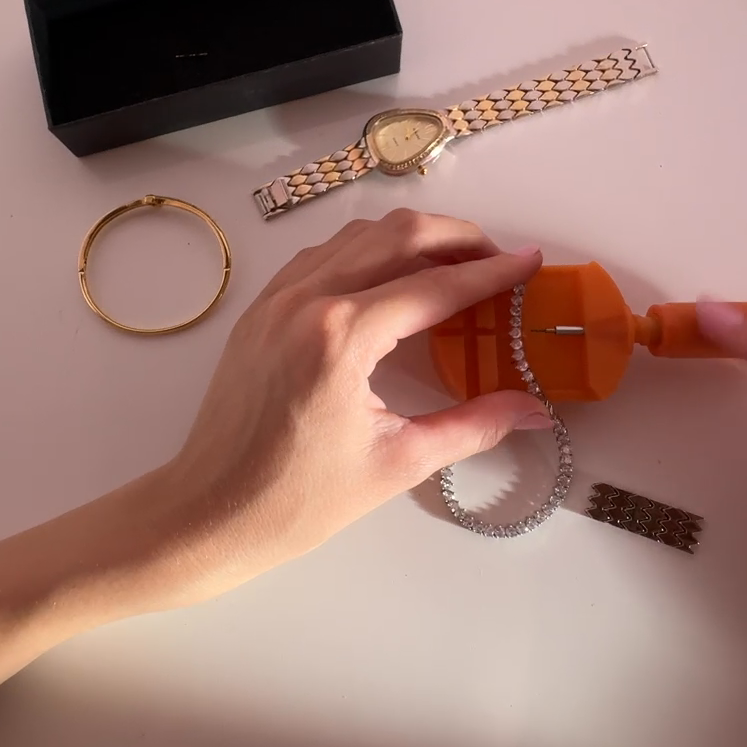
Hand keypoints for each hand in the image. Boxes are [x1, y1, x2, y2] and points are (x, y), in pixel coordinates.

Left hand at [128, 209, 550, 604]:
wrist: (209, 511)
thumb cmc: (299, 500)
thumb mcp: (397, 463)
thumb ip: (473, 426)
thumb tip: (536, 409)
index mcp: (342, 335)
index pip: (434, 287)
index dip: (491, 272)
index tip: (531, 262)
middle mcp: (307, 299)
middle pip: (396, 235)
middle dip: (456, 236)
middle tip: (496, 256)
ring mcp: (276, 297)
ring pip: (356, 235)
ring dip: (409, 237)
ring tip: (451, 261)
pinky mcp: (260, 308)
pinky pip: (320, 255)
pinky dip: (363, 250)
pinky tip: (386, 274)